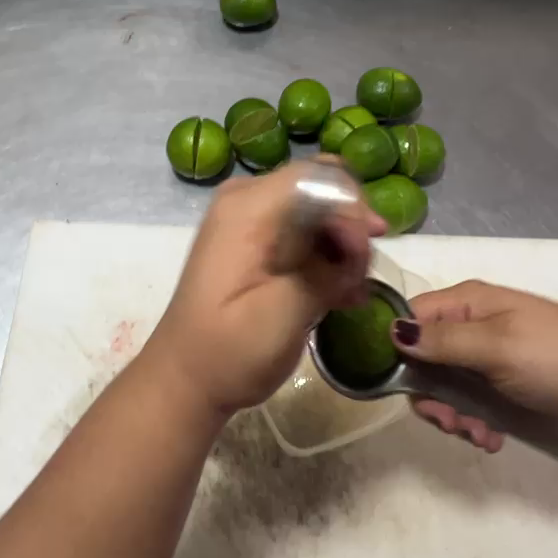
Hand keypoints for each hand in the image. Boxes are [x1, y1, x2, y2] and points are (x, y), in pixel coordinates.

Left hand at [140, 159, 388, 417]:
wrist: (186, 381)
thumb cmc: (228, 351)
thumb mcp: (283, 312)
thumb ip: (325, 270)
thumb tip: (356, 249)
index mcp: (247, 207)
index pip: (316, 176)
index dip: (352, 204)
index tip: (372, 246)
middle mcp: (248, 200)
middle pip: (320, 188)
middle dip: (351, 226)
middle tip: (361, 275)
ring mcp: (252, 220)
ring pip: (318, 210)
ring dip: (343, 246)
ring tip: (353, 292)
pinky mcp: (259, 242)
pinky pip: (306, 232)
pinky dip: (328, 257)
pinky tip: (343, 293)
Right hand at [395, 281, 557, 452]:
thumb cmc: (556, 358)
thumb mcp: (496, 347)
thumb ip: (443, 341)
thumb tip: (393, 331)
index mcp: (469, 302)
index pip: (412, 317)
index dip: (402, 351)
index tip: (410, 388)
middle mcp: (474, 323)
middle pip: (426, 357)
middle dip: (432, 395)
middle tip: (449, 423)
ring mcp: (491, 353)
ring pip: (448, 384)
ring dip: (455, 414)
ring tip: (478, 436)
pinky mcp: (507, 382)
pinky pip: (473, 400)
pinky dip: (476, 421)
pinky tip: (493, 438)